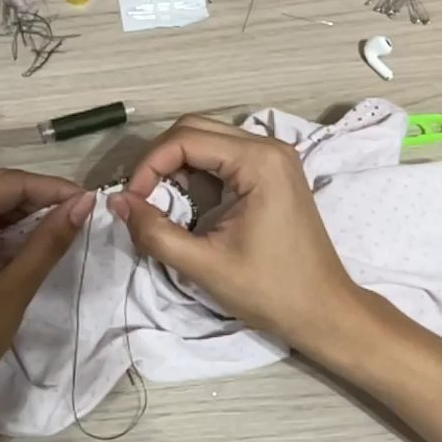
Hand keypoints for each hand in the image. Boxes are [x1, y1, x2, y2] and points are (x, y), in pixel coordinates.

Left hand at [0, 168, 93, 417]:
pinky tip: (32, 239)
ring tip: (64, 223)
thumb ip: (49, 241)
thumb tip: (84, 204)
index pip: (10, 183)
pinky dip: (5, 228)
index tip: (90, 200)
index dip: (53, 188)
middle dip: (40, 197)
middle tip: (81, 211)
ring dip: (25, 212)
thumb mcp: (14, 287)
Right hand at [107, 116, 371, 349]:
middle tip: (141, 199)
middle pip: (193, 129)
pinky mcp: (272, 171)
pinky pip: (221, 155)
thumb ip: (154, 232)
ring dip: (175, 165)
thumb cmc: (270, 291)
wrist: (324, 312)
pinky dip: (195, 172)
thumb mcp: (203, 265)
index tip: (132, 202)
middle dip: (158, 160)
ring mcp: (273, 157)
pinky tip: (188, 204)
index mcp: (258, 161)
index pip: (184, 139)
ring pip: (205, 138)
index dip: (149, 167)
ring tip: (161, 203)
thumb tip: (116, 202)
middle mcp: (268, 147)